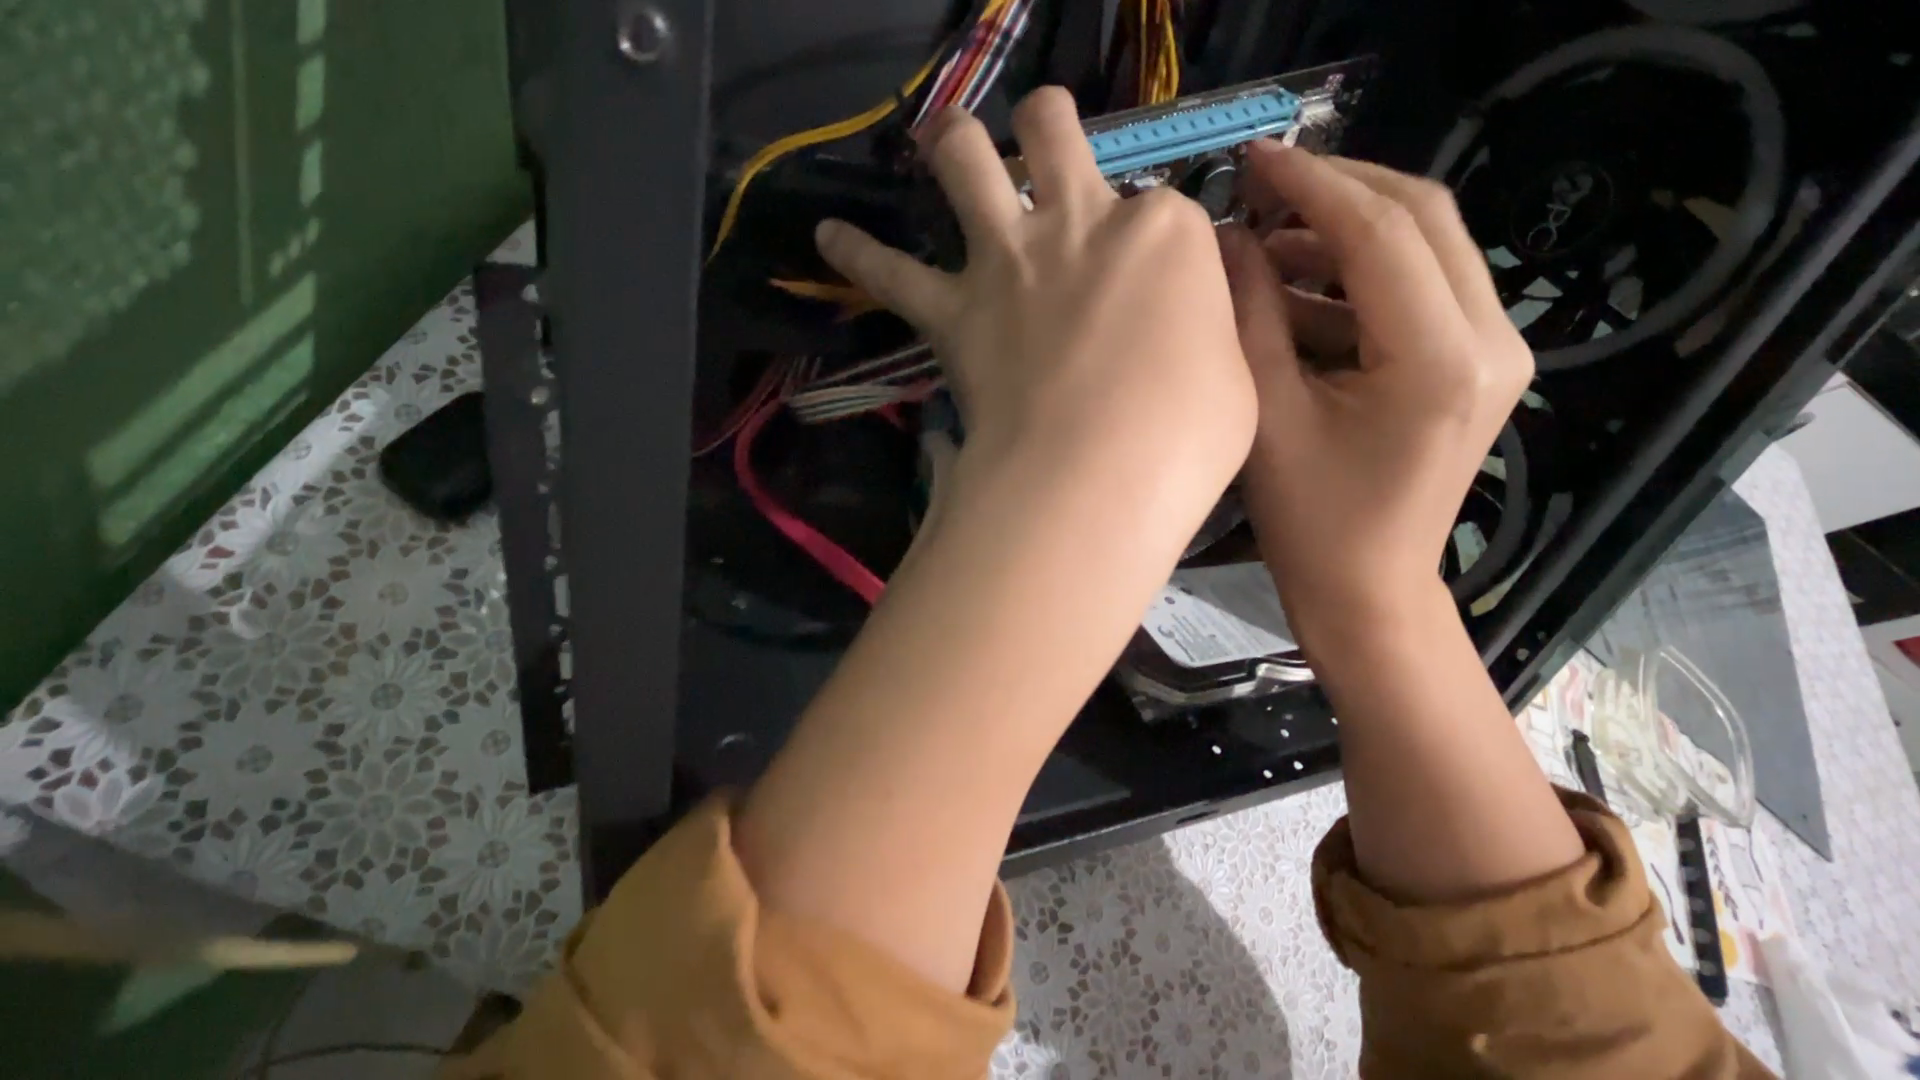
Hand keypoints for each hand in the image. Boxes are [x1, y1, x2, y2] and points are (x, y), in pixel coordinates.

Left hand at [814, 88, 1256, 558]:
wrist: (1099, 473)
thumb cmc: (1190, 434)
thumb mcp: (1238, 373)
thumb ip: (1211, 325)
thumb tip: (1194, 309)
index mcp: (1165, 231)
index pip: (1163, 209)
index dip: (1156, 243)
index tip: (1155, 286)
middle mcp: (1080, 222)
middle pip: (1053, 132)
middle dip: (1047, 124)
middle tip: (1040, 138)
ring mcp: (1010, 259)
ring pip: (964, 160)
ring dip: (951, 141)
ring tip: (941, 137)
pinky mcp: (954, 311)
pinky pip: (891, 272)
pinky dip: (859, 252)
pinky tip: (830, 235)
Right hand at [1218, 143, 1532, 631]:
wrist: (1370, 591)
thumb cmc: (1311, 521)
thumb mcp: (1268, 413)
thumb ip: (1251, 314)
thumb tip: (1228, 236)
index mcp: (1438, 357)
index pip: (1379, 232)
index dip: (1310, 186)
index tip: (1252, 159)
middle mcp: (1490, 338)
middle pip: (1422, 217)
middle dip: (1337, 190)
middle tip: (1262, 184)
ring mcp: (1495, 348)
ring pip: (1427, 244)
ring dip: (1346, 231)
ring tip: (1266, 241)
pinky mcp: (1478, 361)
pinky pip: (1424, 286)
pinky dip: (1362, 274)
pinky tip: (1298, 285)